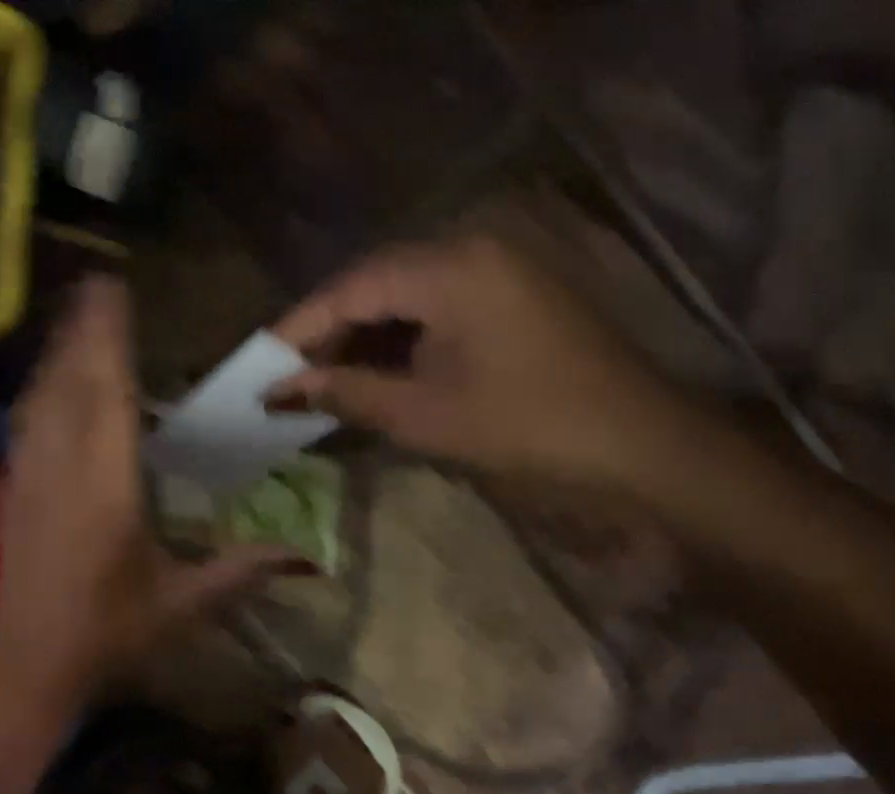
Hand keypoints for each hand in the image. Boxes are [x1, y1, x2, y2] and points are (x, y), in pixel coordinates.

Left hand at [0, 277, 307, 691]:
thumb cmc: (111, 634)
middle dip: (83, 332)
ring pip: (42, 401)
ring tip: (76, 320)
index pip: (110, 398)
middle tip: (94, 285)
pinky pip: (25, 427)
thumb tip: (305, 555)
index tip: (112, 292)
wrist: (33, 661)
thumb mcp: (183, 604)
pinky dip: (40, 394)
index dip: (111, 340)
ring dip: (59, 355)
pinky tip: (48, 384)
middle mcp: (62, 471)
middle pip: (71, 385)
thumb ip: (241, 571)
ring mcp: (30, 479)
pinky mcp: (13, 493)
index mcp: (108, 490)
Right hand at [264, 235, 691, 491]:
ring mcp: (498, 265)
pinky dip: (396, 336)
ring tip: (317, 381)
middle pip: (372, 283)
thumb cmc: (526, 426)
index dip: (297, 329)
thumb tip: (278, 390)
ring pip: (401, 293)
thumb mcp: (421, 414)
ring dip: (358, 336)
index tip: (254, 365)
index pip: (350, 289)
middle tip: (282, 377)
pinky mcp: (511, 289)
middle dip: (324, 332)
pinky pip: (433, 303)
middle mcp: (473, 247)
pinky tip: (369, 371)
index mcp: (452, 268)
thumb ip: (343, 391)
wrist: (640, 444)